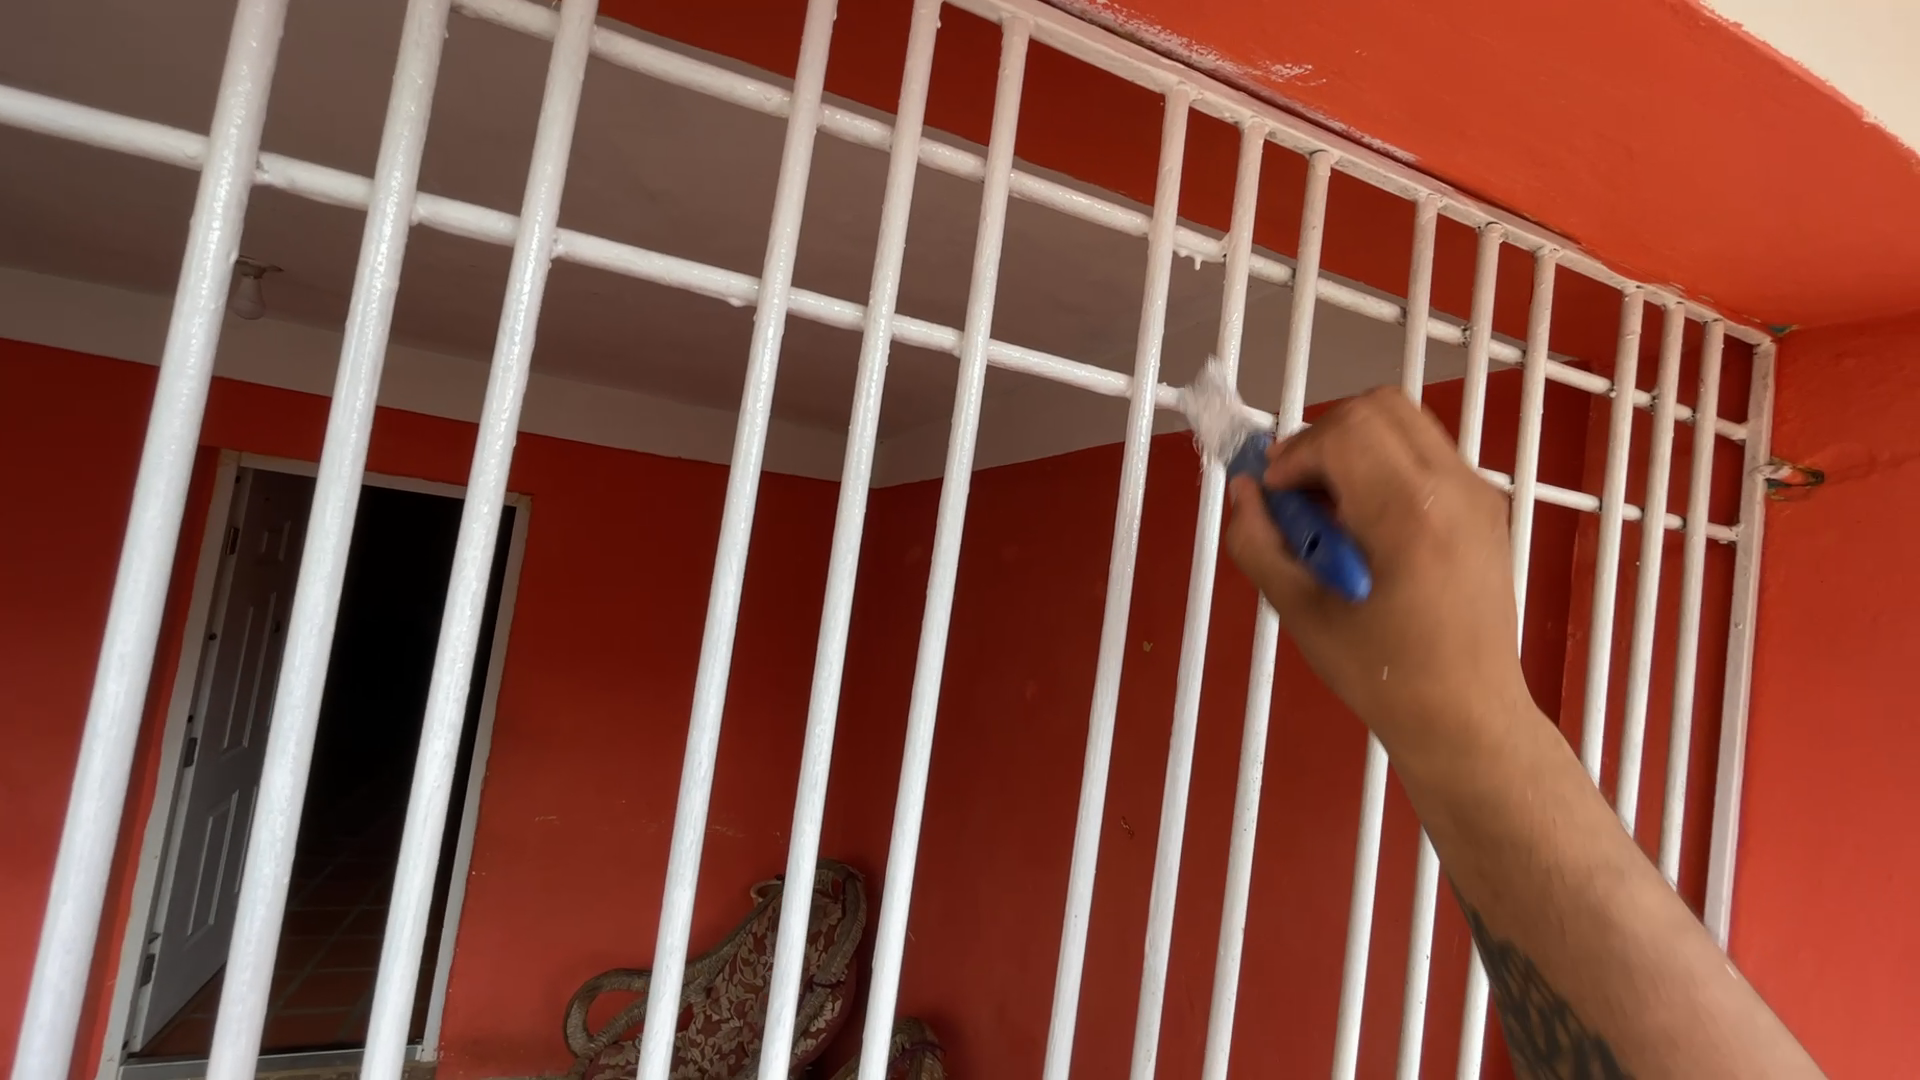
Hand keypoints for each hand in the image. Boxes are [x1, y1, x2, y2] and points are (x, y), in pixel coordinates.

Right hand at [1224, 387, 1532, 755]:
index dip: (1293, 455)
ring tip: (1327, 506)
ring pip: (1401, 421)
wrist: (1467, 715)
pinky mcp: (1484, 506)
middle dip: (1319, 437)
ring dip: (1349, 446)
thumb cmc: (1379, 672)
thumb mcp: (1299, 611)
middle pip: (1376, 407)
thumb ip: (1257, 542)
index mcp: (1409, 515)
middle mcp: (1453, 488)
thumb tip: (1243, 490)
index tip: (1274, 497)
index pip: (1344, 432)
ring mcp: (1477, 493)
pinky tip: (1362, 521)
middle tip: (1294, 492)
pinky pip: (1422, 451)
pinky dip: (1379, 462)